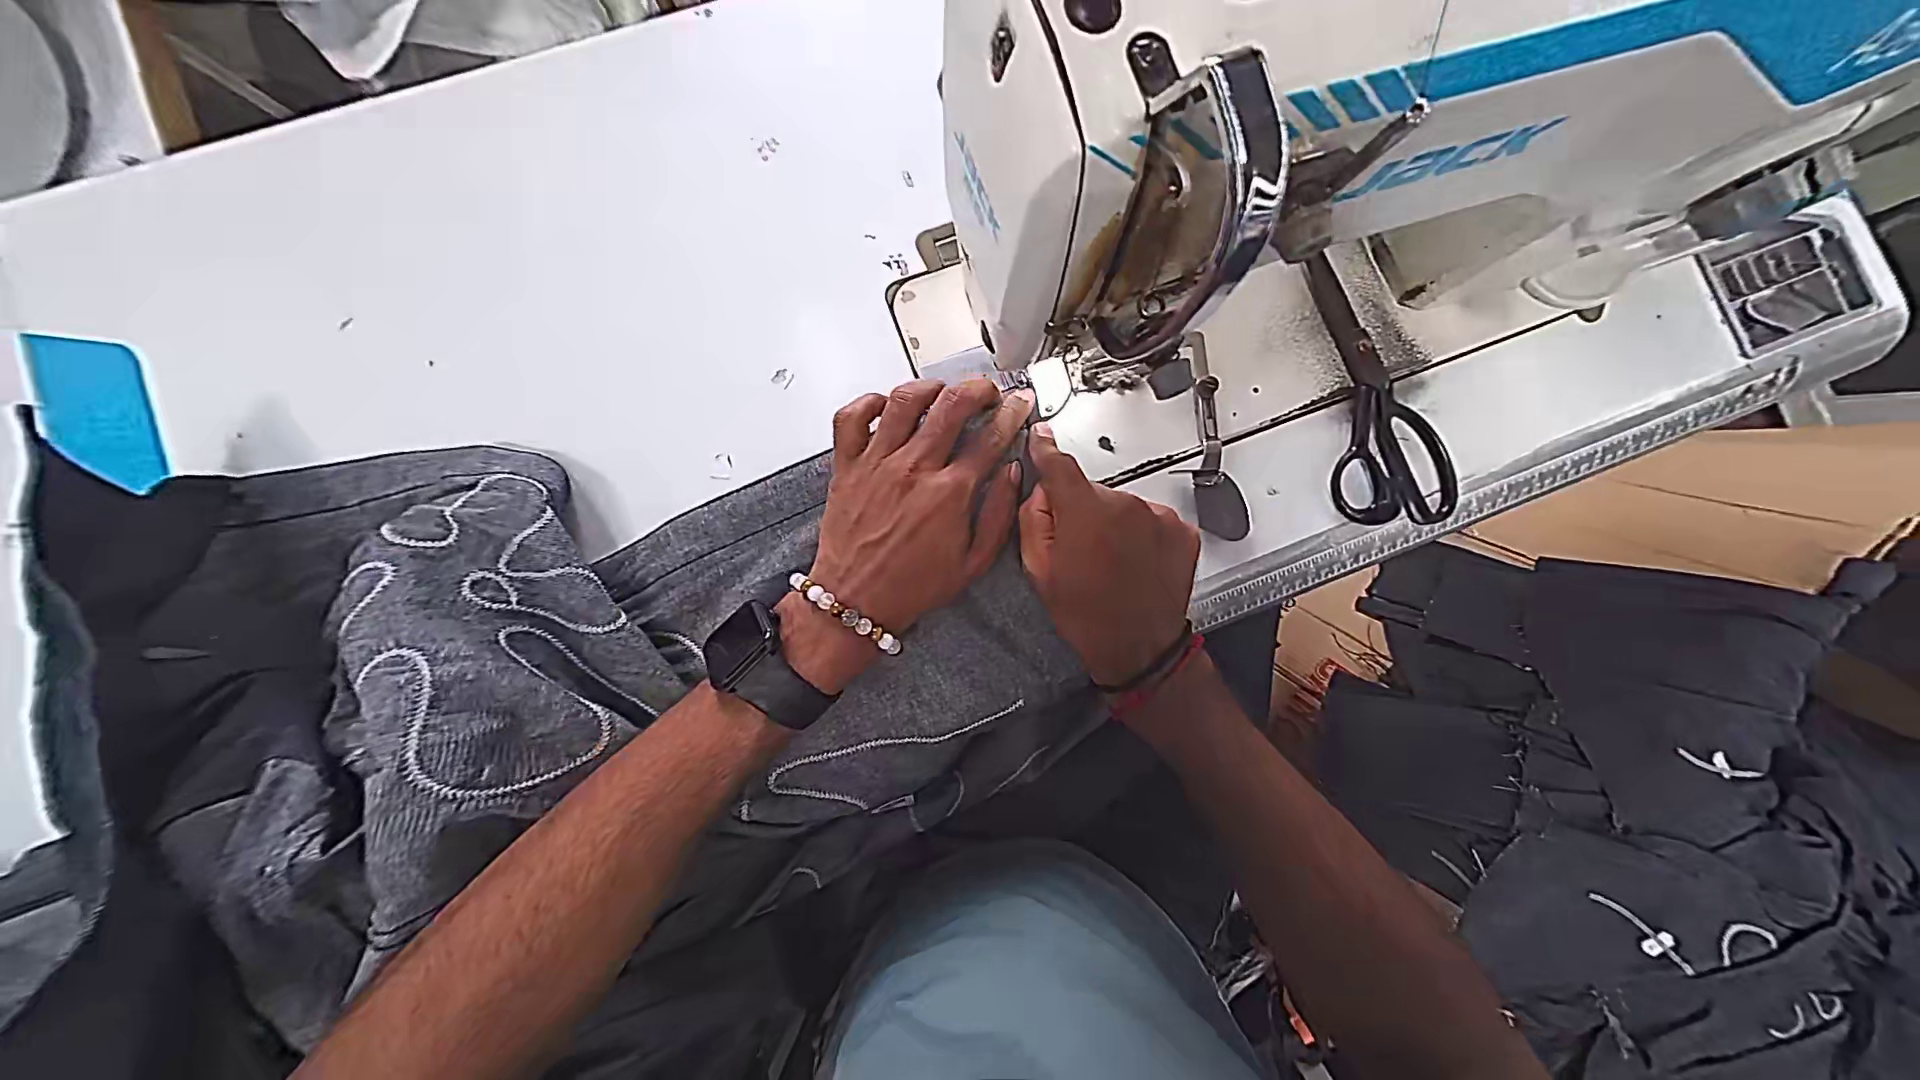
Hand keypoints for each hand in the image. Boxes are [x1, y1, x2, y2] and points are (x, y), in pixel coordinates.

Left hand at [779, 378, 1032, 694]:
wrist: (857, 601)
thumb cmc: (911, 586)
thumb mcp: (974, 562)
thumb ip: (1000, 514)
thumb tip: (1012, 474)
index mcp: (950, 493)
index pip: (990, 437)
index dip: (1011, 413)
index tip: (1018, 404)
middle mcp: (914, 470)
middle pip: (952, 405)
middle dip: (978, 389)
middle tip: (985, 393)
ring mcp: (878, 464)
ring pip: (905, 401)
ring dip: (930, 387)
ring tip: (941, 392)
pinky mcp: (848, 468)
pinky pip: (852, 419)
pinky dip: (869, 402)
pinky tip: (886, 406)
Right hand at [1018, 423, 1200, 687]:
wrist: (1137, 646)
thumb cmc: (1089, 616)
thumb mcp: (1038, 569)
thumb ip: (1032, 518)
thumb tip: (1041, 492)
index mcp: (1083, 512)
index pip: (1059, 464)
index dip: (1045, 448)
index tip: (1042, 436)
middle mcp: (1123, 505)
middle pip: (1090, 490)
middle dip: (1081, 510)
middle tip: (1080, 549)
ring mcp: (1155, 515)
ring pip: (1121, 504)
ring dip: (1113, 524)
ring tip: (1110, 562)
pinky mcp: (1179, 527)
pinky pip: (1148, 517)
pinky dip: (1140, 533)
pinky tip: (1133, 562)